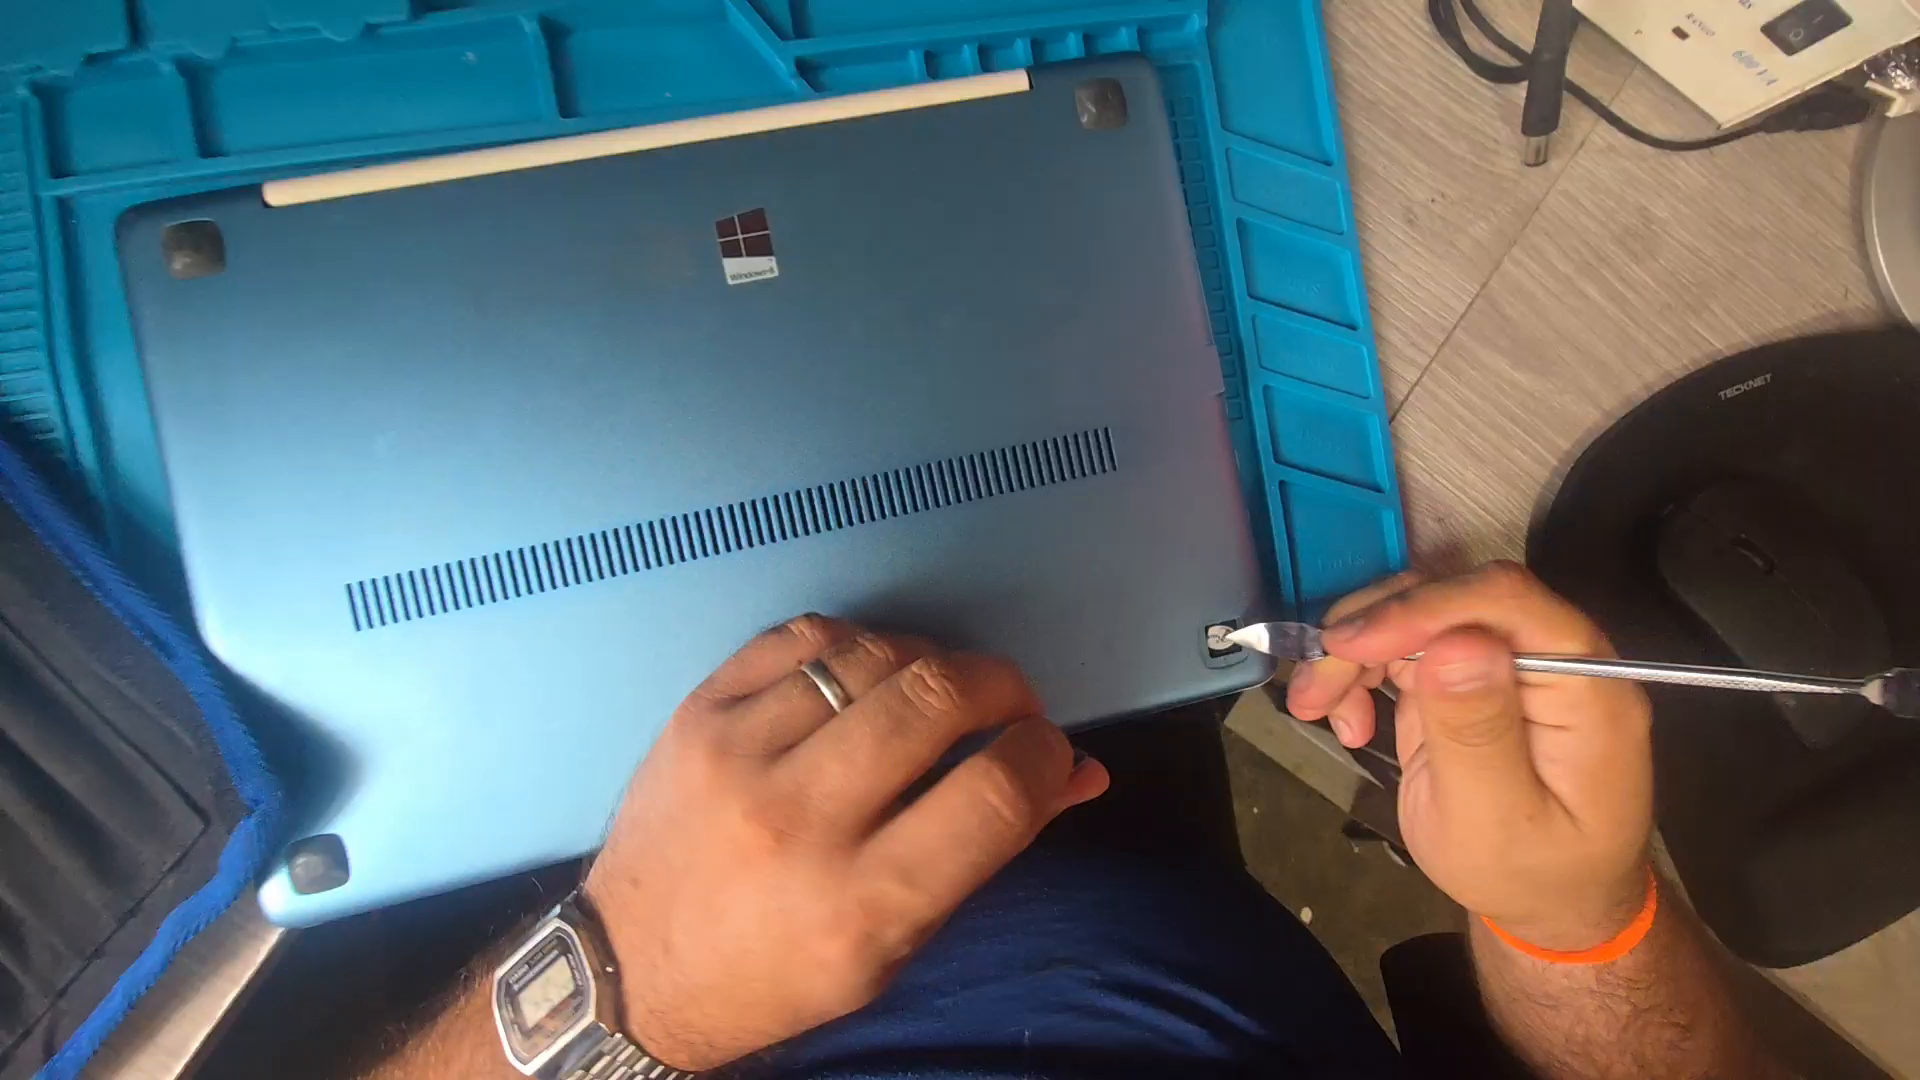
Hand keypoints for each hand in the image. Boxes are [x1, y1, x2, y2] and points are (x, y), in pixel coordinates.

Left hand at [582, 615, 1108, 1068]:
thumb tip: (1079, 772)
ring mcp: (737, 751)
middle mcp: (796, 820)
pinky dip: (857, 640)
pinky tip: (866, 670)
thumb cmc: (779, 972)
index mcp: (858, 906)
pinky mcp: (698, 708)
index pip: (993, 795)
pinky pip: (805, 634)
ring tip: (935, 690)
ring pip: (873, 654)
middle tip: (1008, 701)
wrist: (635, 965)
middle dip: (1000, 684)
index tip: (1046, 747)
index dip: (1044, 754)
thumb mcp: (896, 945)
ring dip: (930, 660)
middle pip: (936, 698)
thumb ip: (991, 850)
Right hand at [1288, 563, 1653, 950]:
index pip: (1505, 600)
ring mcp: (1492, 662)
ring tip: (1311, 707)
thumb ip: (1478, 730)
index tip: (1350, 645)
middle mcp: (1539, 658)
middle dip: (1366, 631)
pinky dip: (1351, 672)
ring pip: (1405, 615)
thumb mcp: (1495, 817)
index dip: (1422, 608)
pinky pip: (1390, 646)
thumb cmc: (1526, 872)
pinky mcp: (1451, 674)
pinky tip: (1344, 720)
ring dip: (1345, 653)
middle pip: (1442, 597)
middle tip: (1313, 688)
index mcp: (1581, 687)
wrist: (1534, 900)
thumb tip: (1458, 643)